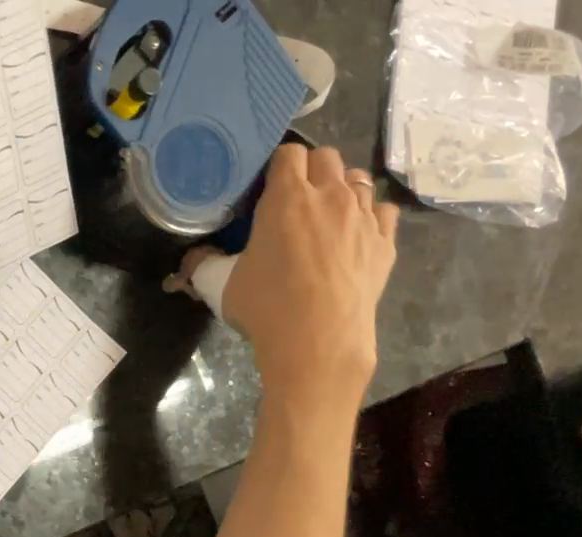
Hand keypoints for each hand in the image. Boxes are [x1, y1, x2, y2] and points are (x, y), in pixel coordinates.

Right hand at [225, 144, 399, 406]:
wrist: (317, 337)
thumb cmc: (265, 305)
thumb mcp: (220, 285)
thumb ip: (206, 264)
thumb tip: (195, 257)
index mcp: (287, 199)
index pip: (288, 154)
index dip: (275, 165)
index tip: (264, 186)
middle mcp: (331, 196)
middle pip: (327, 157)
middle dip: (309, 170)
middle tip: (292, 197)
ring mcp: (364, 216)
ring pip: (358, 180)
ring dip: (340, 189)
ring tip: (323, 214)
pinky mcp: (385, 239)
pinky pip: (381, 210)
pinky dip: (367, 214)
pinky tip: (352, 233)